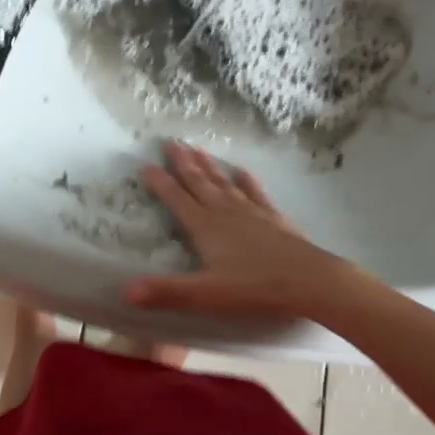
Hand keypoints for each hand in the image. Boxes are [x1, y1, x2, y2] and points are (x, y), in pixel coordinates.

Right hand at [126, 142, 360, 318]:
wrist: (308, 279)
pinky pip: (256, 193)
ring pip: (224, 183)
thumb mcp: (206, 294)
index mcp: (205, 227)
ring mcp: (251, 212)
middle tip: (170, 141)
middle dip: (183, 163)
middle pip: (199, 183)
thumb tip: (127, 291)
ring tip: (197, 148)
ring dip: (209, 166)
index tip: (145, 164)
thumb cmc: (254, 288)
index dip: (160, 182)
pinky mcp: (273, 218)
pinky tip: (243, 171)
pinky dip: (247, 182)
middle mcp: (225, 212)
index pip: (176, 199)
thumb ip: (168, 292)